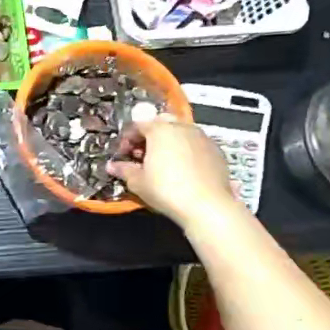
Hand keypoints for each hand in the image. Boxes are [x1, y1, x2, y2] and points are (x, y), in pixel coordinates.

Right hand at [106, 116, 241, 227]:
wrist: (206, 205)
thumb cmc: (166, 190)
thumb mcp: (137, 182)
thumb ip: (124, 170)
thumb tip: (113, 166)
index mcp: (160, 130)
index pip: (138, 125)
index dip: (127, 139)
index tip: (123, 154)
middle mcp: (183, 128)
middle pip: (161, 124)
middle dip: (149, 137)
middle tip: (141, 156)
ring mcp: (202, 137)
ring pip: (180, 133)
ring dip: (168, 143)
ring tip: (161, 164)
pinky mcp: (216, 151)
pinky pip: (195, 145)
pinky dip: (185, 152)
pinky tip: (181, 171)